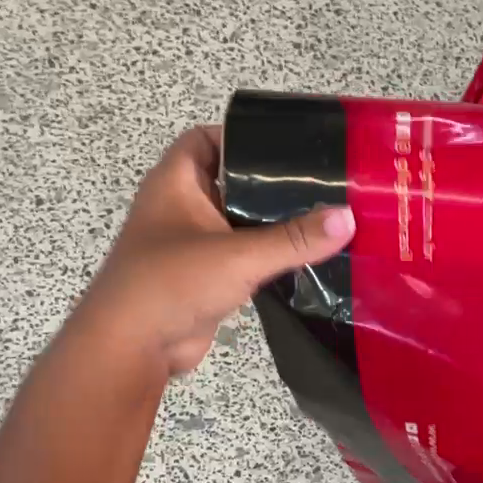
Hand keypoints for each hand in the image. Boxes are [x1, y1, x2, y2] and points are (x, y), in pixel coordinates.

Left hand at [72, 125, 355, 376]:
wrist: (134, 346)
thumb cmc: (171, 284)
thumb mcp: (239, 256)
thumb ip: (295, 239)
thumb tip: (348, 218)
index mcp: (175, 183)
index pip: (207, 139)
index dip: (243, 136)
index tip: (290, 148)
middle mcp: (182, 208)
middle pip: (231, 182)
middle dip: (271, 184)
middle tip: (321, 186)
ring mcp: (194, 245)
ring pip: (241, 223)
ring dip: (275, 225)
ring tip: (324, 220)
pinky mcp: (207, 278)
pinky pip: (245, 258)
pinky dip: (271, 257)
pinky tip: (306, 261)